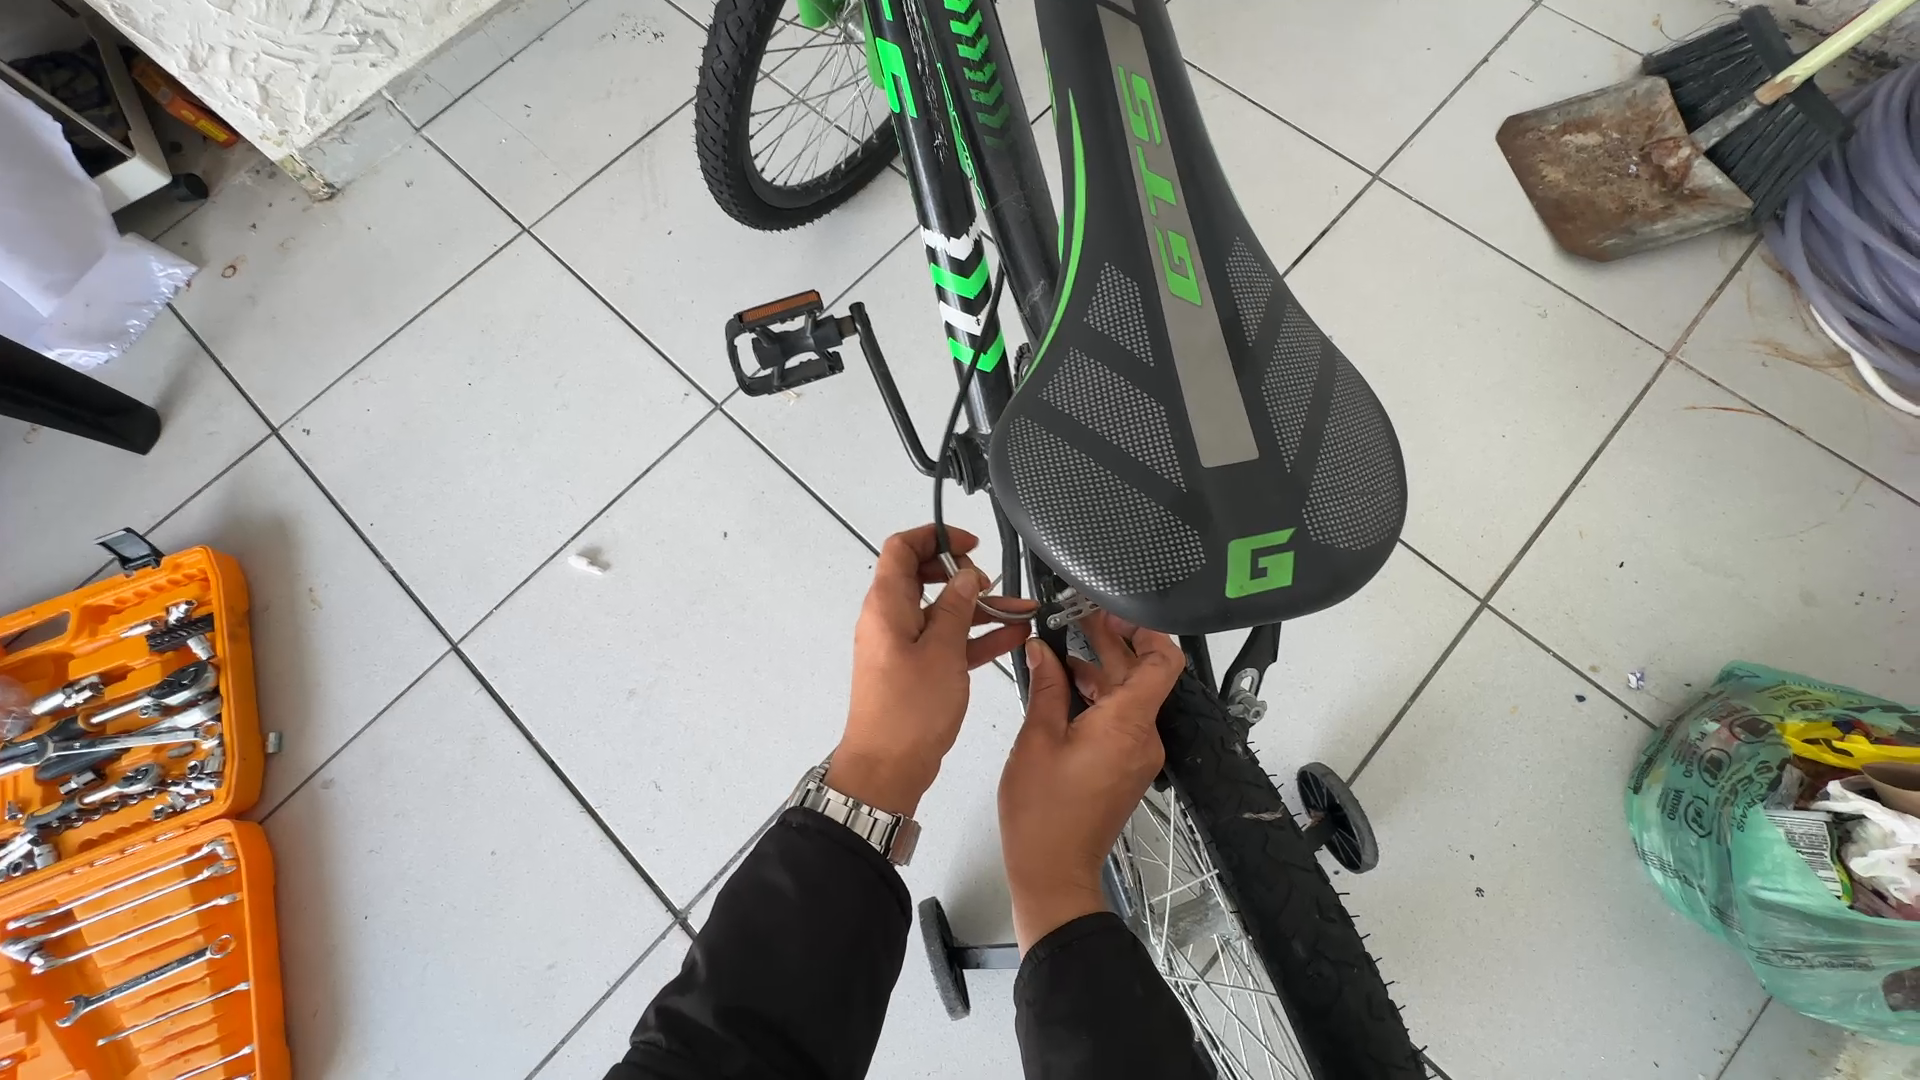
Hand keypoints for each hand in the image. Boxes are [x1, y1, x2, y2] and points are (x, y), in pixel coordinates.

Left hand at [828, 524, 1034, 816]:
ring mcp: (904, 645)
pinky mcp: (917, 669)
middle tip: (991, 582)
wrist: (887, 769)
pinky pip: (948, 641)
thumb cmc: (910, 708)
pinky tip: (1013, 637)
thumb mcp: (942, 652)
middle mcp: (892, 619)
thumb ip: (957, 608)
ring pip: (944, 612)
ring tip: (1023, 609)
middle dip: (962, 574)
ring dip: (980, 608)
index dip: (935, 537)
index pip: (902, 549)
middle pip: (925, 577)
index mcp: (887, 605)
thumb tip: (966, 574)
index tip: (970, 544)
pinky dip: (976, 637)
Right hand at [999, 614, 1182, 949]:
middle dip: (1110, 643)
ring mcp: (1137, 755)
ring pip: (1128, 697)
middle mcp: (1143, 738)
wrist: (1054, 872)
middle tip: (1079, 616)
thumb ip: (1045, 687)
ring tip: (1062, 648)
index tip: (1113, 613)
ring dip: (1100, 670)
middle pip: (1140, 675)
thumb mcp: (1037, 739)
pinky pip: (1120, 720)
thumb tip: (1042, 651)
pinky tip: (1064, 686)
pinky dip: (1097, 698)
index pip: (1163, 663)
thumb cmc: (1043, 814)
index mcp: (1127, 725)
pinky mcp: (1125, 767)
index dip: (1144, 631)